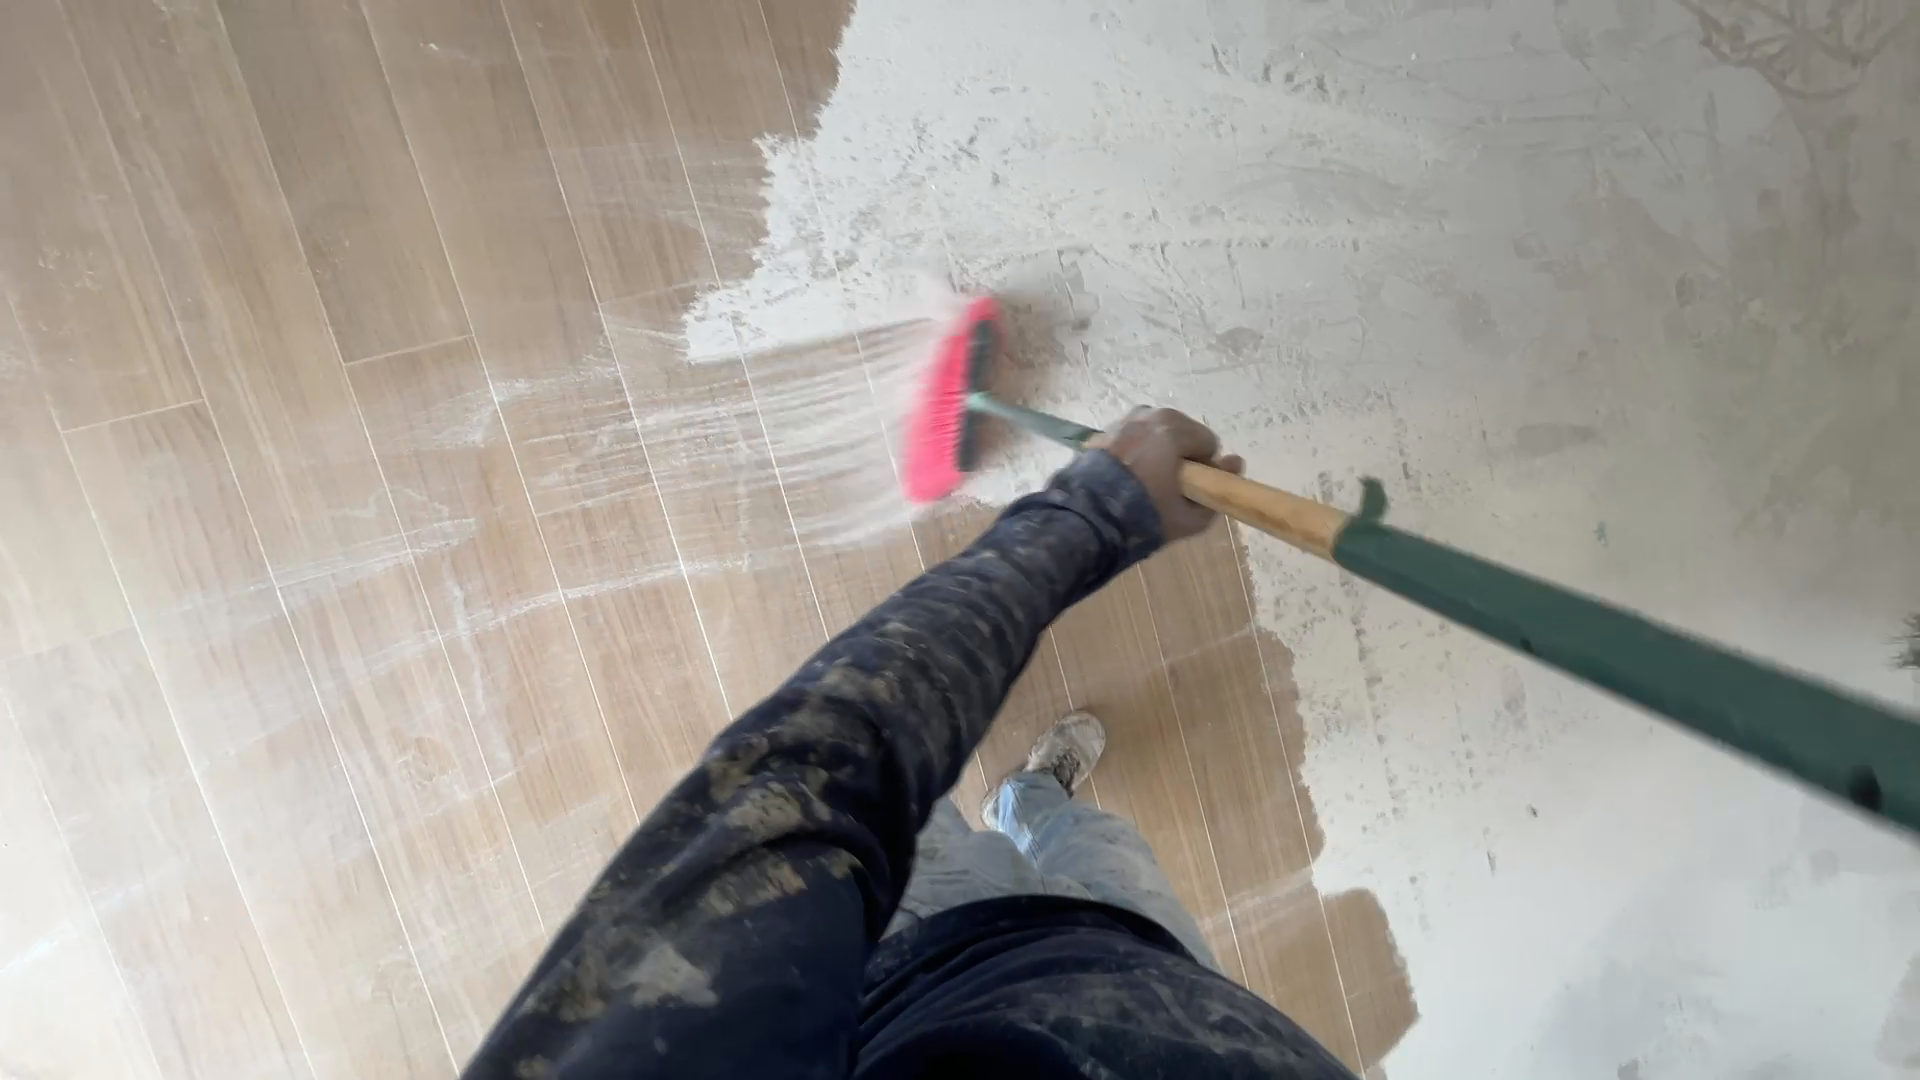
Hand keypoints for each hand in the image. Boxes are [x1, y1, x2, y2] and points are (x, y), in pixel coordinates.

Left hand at [1092, 407, 1243, 541]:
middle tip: (1166, 487)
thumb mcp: (1191, 516)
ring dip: (1157, 452)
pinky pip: (1130, 439)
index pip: (1207, 443)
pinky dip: (1134, 453)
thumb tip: (1234, 463)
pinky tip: (1124, 478)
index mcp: (1173, 428)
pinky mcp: (1101, 433)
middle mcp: (1149, 415)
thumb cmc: (1144, 515)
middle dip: (1180, 455)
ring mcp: (1121, 421)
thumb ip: (1220, 487)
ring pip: (1155, 434)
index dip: (1204, 468)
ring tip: (1144, 483)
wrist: (1087, 519)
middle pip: (1181, 433)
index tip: (1190, 489)